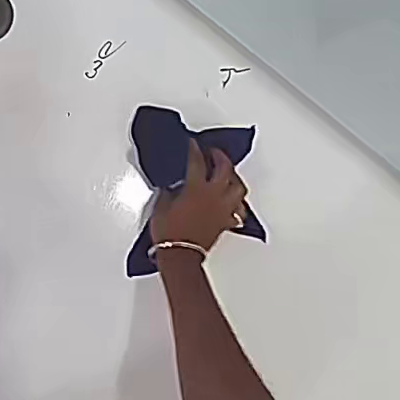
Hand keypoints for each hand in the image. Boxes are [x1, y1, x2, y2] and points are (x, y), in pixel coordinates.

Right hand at [149, 138, 247, 255]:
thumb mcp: (161, 207)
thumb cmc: (169, 233)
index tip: (193, 144)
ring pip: (238, 187)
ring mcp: (223, 208)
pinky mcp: (226, 222)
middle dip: (219, 156)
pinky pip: (238, 209)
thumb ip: (168, 193)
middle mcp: (214, 196)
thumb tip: (171, 188)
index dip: (194, 150)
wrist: (179, 255)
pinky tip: (233, 201)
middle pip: (224, 168)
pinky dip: (237, 203)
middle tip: (213, 152)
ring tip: (228, 173)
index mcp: (196, 189)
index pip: (197, 162)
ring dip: (234, 177)